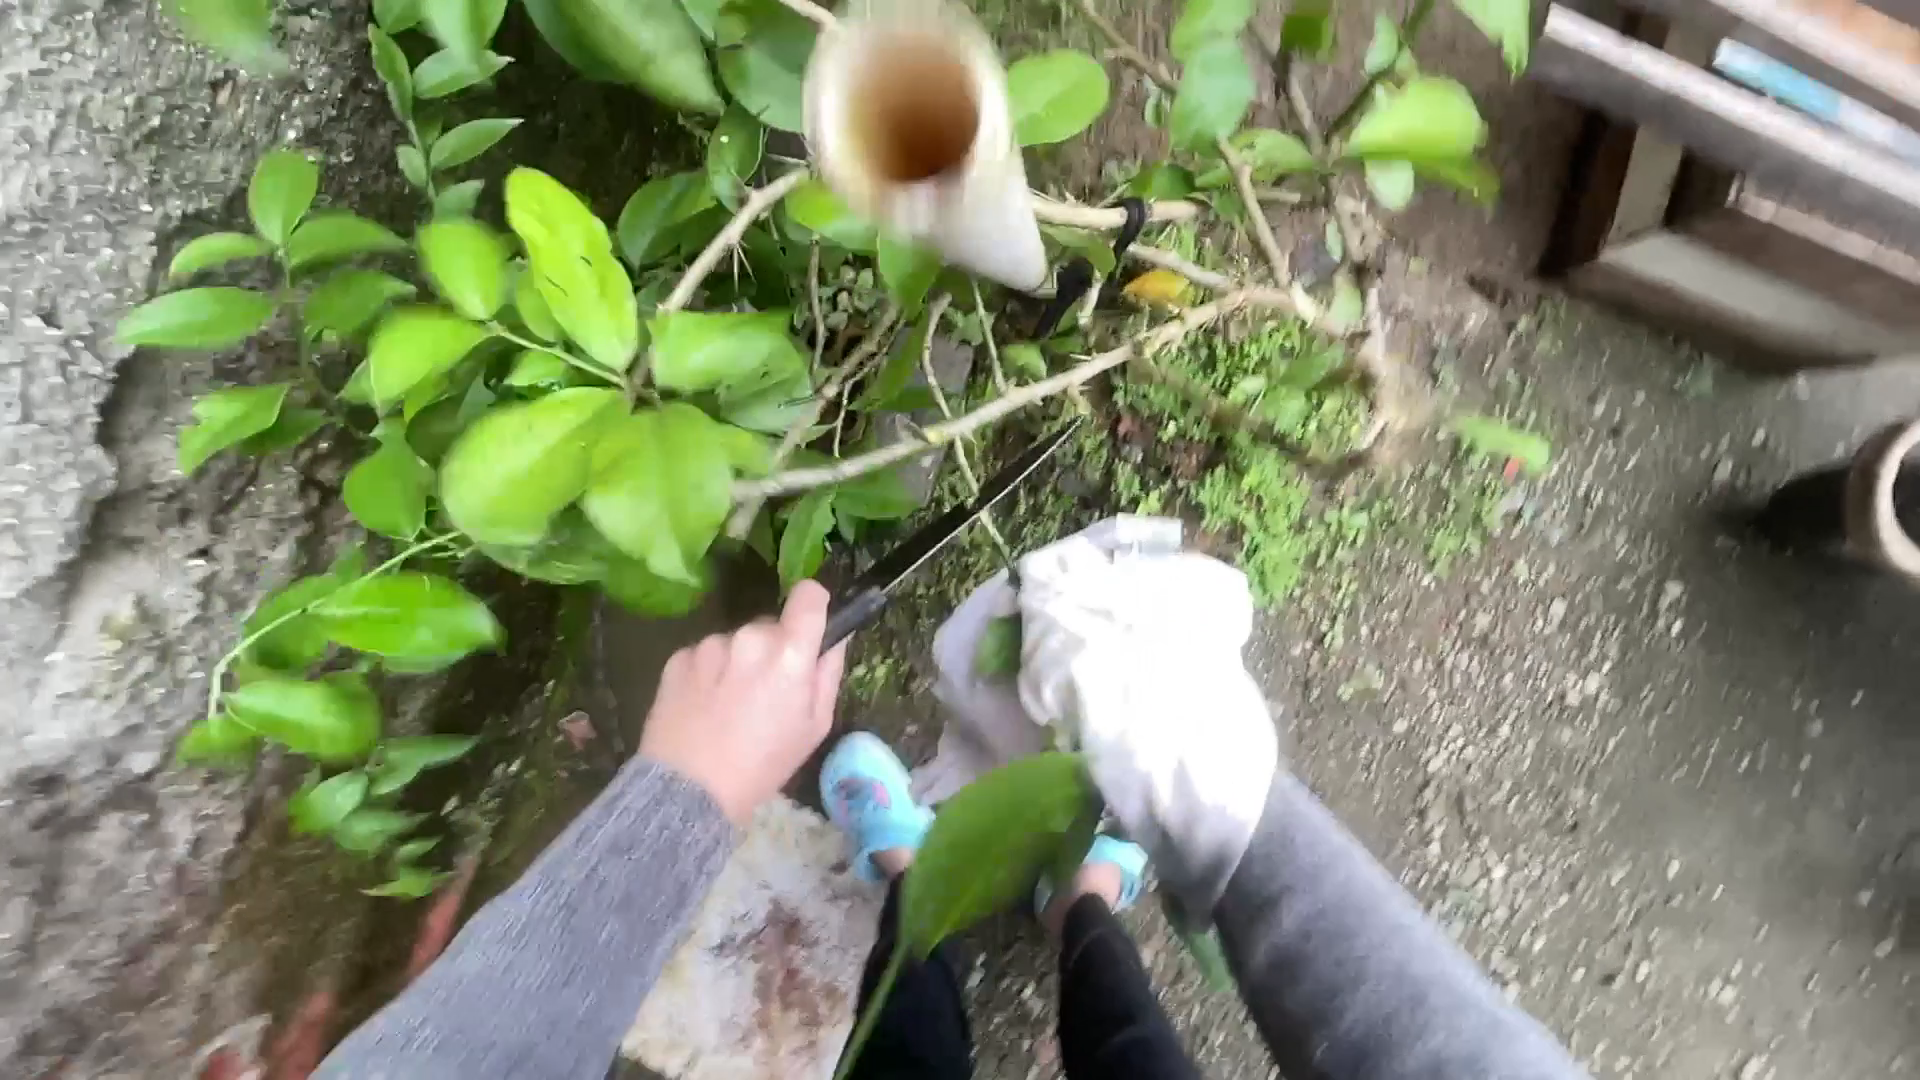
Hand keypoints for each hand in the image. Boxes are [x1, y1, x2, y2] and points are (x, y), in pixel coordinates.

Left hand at [638, 580, 847, 824]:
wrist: (689, 791)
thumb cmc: (764, 764)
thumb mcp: (815, 726)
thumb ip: (828, 673)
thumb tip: (835, 639)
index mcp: (790, 652)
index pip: (809, 595)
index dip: (814, 606)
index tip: (810, 625)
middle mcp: (749, 637)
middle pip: (771, 626)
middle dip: (775, 648)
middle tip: (767, 691)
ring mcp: (710, 645)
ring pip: (737, 640)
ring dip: (740, 661)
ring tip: (730, 705)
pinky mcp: (679, 657)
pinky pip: (706, 654)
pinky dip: (710, 672)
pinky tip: (704, 707)